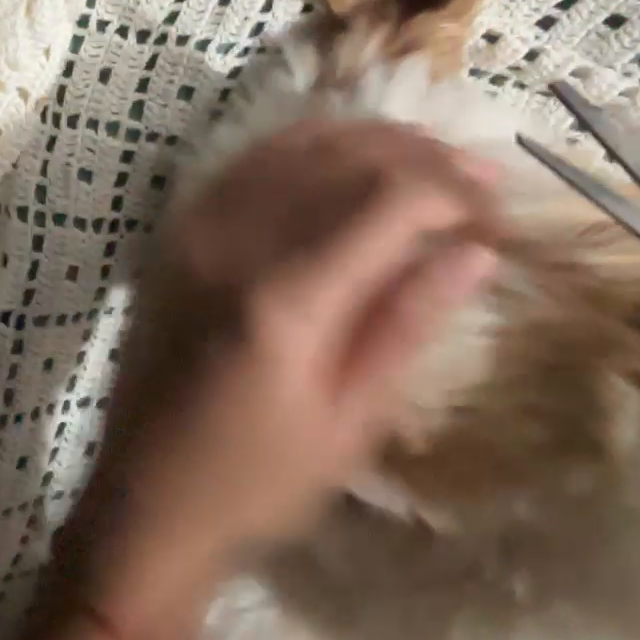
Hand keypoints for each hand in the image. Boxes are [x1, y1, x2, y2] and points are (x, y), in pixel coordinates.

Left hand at [61, 119, 500, 639]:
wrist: (142, 499)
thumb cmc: (254, 483)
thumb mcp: (348, 423)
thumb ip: (405, 324)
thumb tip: (474, 252)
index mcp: (284, 298)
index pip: (388, 199)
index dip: (455, 191)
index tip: (497, 214)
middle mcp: (232, 242)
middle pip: (343, 157)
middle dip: (422, 156)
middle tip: (477, 178)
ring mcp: (193, 229)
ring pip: (292, 145)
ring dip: (367, 140)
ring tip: (424, 160)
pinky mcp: (173, 234)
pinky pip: (245, 163)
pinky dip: (303, 147)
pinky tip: (341, 158)